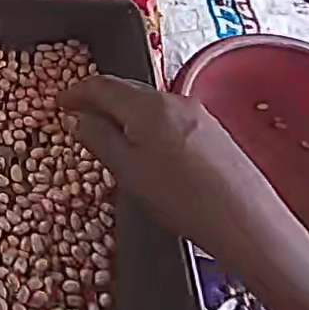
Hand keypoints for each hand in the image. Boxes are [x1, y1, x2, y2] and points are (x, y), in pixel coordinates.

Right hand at [58, 76, 308, 281]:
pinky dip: (145, 121)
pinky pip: (167, 116)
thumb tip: (80, 118)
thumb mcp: (126, 170)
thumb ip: (98, 137)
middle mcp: (173, 100)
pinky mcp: (213, 131)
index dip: (76, 91)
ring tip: (106, 130)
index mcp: (147, 106)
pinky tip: (143, 144)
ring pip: (148, 103)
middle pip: (126, 89)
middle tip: (77, 113)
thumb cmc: (179, 198)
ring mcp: (198, 113)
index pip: (102, 85)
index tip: (59, 102)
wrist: (249, 223)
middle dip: (98, 98)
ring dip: (122, 111)